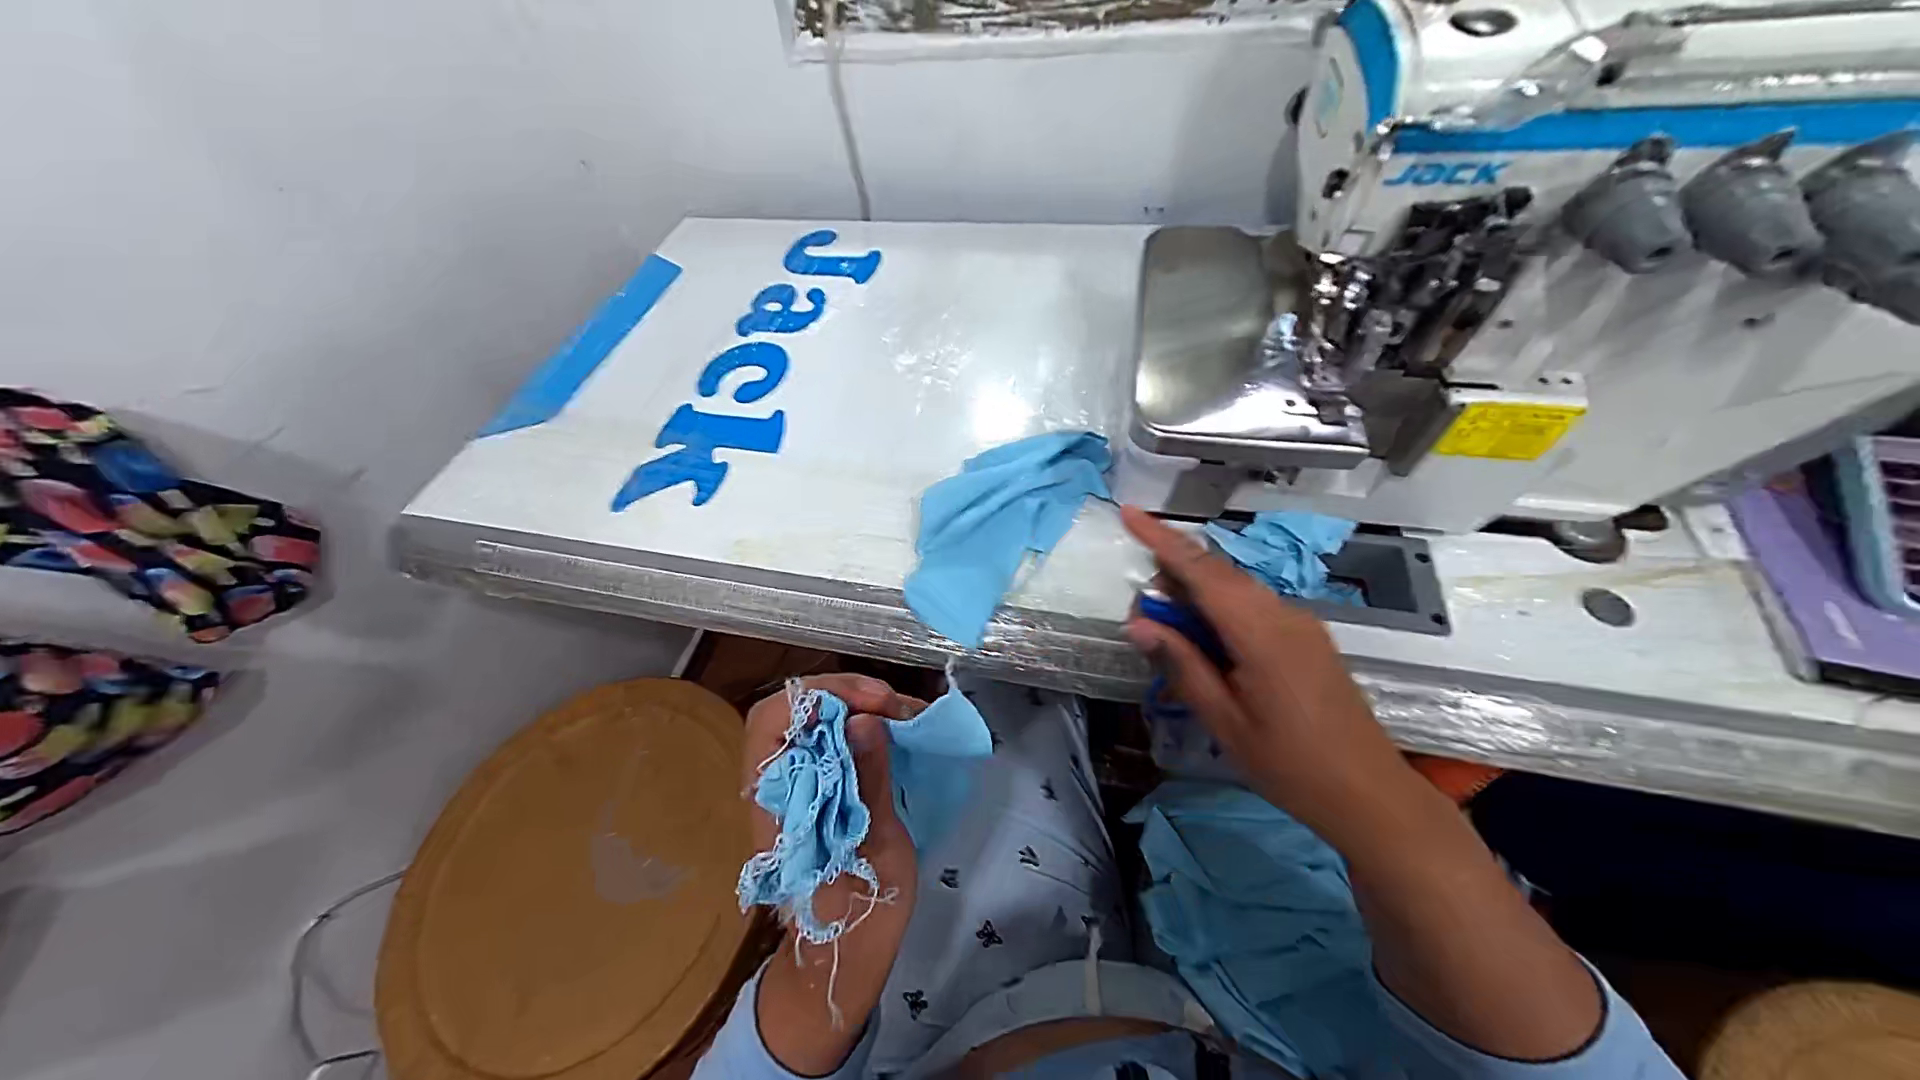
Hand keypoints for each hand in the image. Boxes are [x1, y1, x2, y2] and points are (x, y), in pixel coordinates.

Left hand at [741, 674, 925, 1073]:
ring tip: (906, 715)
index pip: (771, 720)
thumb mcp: (876, 850)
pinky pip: (834, 739)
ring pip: (816, 719)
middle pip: (794, 709)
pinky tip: (898, 731)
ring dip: (860, 706)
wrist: (843, 957)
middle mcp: (777, 783)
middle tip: (896, 706)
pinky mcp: (818, 787)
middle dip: (847, 694)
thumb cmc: (859, 915)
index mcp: (776, 801)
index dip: (822, 696)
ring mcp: (796, 783)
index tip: (876, 704)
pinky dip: (866, 725)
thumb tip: (865, 721)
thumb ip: (868, 783)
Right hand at [1120, 507, 1606, 1060]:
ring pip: (1238, 587)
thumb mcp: (1223, 720)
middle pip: (1220, 572)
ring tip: (1165, 617)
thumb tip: (1139, 623)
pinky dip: (1220, 607)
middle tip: (1140, 598)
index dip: (1162, 539)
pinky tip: (1206, 636)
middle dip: (1174, 568)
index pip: (1202, 570)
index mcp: (1260, 632)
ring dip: (1197, 590)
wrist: (1369, 793)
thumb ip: (1181, 665)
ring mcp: (1301, 624)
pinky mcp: (1307, 638)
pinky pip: (1254, 605)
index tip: (1129, 513)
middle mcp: (1283, 614)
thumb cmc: (1288, 764)